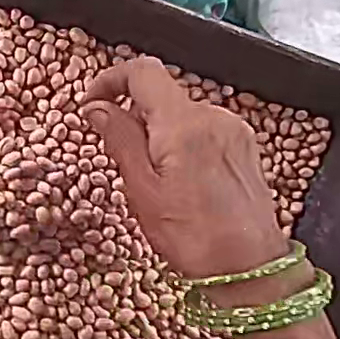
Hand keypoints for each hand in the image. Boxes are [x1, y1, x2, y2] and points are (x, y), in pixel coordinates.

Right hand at [81, 57, 288, 277]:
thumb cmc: (190, 235)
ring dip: (154, 131)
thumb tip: (97, 107)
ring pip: (179, 113)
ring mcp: (232, 129)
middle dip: (130, 114)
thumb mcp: (142, 189)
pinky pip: (200, 129)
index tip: (90, 105)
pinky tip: (175, 179)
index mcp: (183, 124)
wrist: (249, 267)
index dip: (109, 79)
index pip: (142, 71)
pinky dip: (177, 141)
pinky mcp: (242, 146)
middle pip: (161, 93)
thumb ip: (119, 139)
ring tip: (147, 177)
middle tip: (115, 154)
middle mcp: (213, 115)